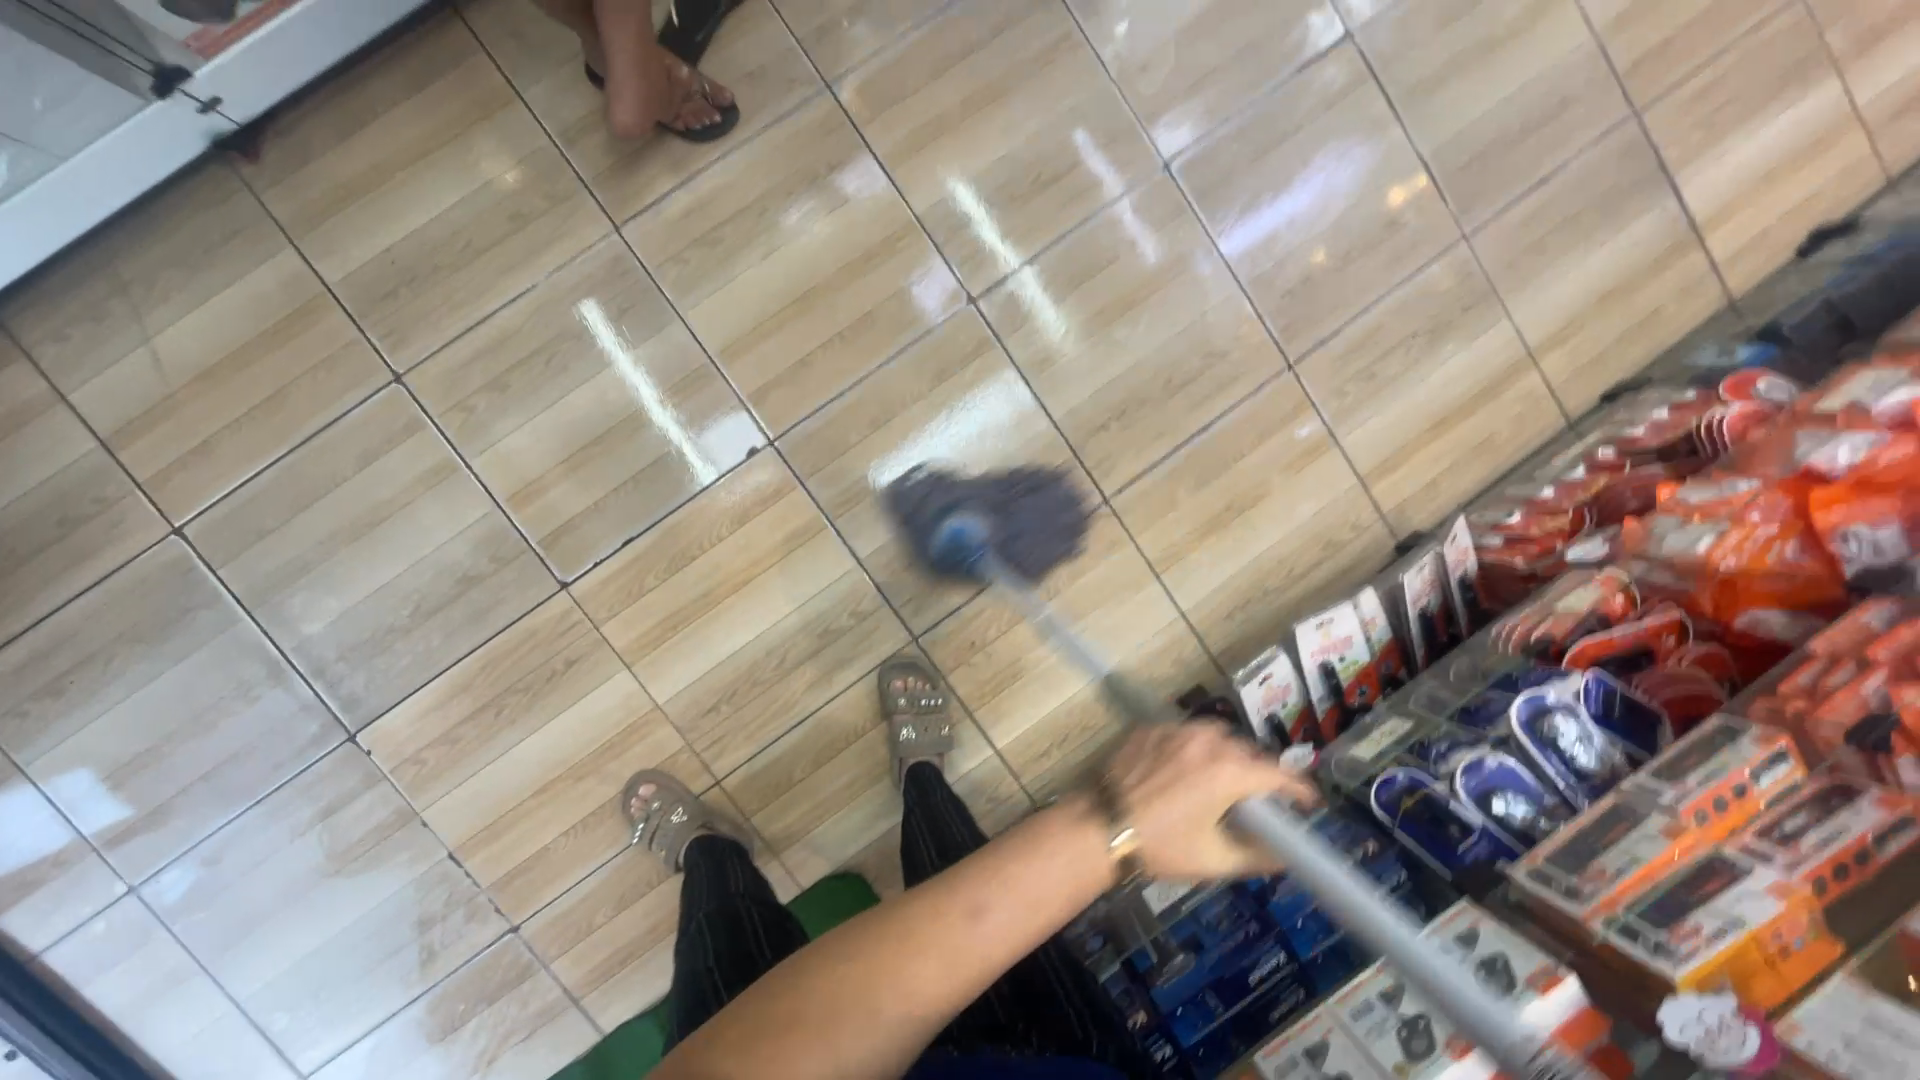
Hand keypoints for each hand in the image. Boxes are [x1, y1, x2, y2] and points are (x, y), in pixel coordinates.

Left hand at [1101, 722, 1319, 880]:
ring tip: (1220, 781)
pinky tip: (1183, 770)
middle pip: (1247, 752)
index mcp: (1229, 772)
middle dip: (1258, 773)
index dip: (1299, 789)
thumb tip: (1286, 856)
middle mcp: (1208, 741)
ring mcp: (1176, 729)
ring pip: (1216, 736)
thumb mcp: (1215, 860)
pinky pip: (1183, 733)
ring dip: (1225, 755)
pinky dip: (1192, 748)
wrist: (1099, 825)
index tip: (1308, 803)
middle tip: (1257, 799)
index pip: (1279, 774)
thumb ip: (1258, 856)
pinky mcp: (1150, 728)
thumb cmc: (1161, 846)